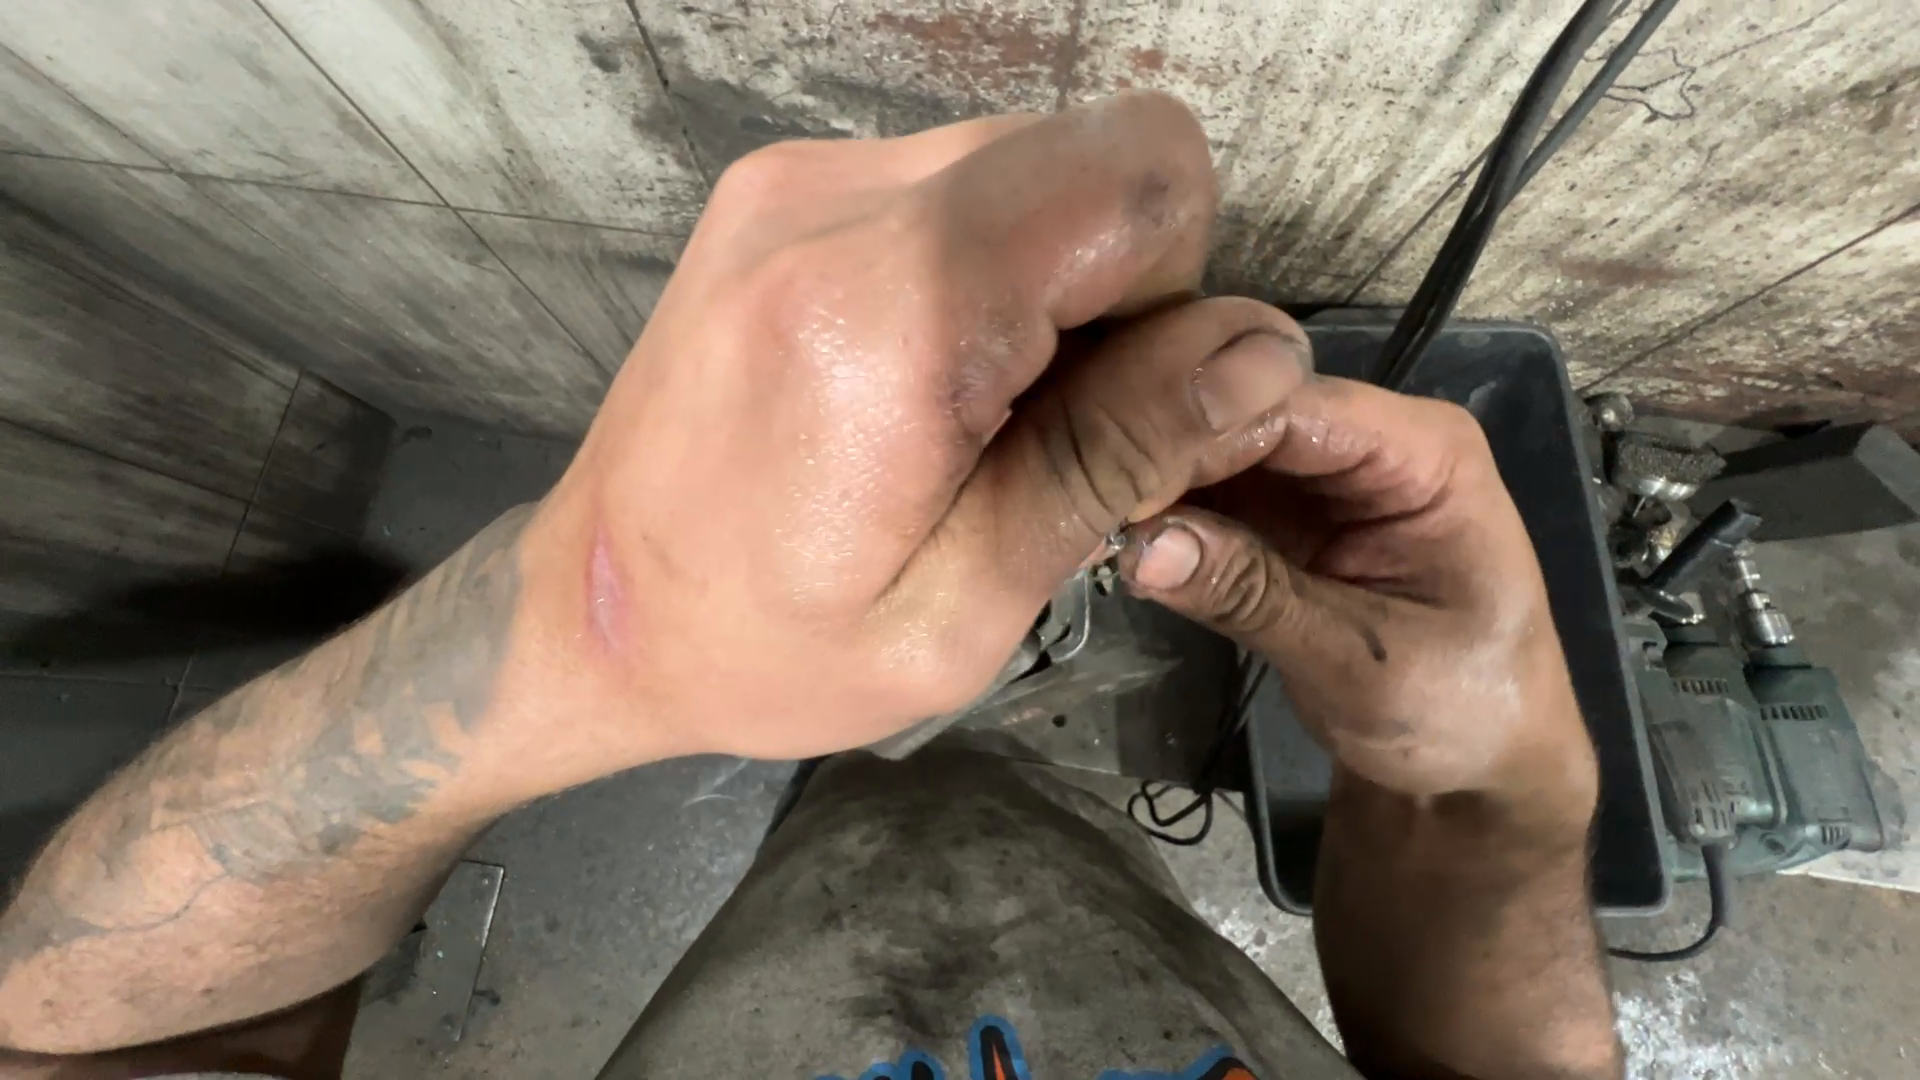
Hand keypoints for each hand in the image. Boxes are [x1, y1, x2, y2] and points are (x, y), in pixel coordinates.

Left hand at [487, 93, 1313, 784]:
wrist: (592, 616)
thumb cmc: (771, 648)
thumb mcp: (965, 603)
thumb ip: (1113, 459)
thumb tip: (1260, 355)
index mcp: (889, 310)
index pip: (1144, 174)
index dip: (1171, 297)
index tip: (1106, 411)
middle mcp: (833, 200)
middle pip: (1093, 157)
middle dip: (1113, 293)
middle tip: (1035, 430)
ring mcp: (795, 180)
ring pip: (1029, 171)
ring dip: (1045, 290)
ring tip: (969, 417)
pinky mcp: (777, 195)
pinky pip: (953, 193)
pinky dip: (979, 277)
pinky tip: (922, 380)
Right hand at [1118, 376, 1597, 817]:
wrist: (1471, 764)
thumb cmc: (1459, 713)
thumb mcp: (1359, 660)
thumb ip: (1251, 595)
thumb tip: (1138, 546)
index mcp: (1419, 451)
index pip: (1287, 402)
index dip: (1196, 424)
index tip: (1112, 467)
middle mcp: (1362, 444)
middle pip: (1241, 413)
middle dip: (1164, 450)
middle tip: (1081, 493)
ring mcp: (1313, 480)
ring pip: (1213, 453)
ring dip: (1152, 483)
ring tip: (1082, 510)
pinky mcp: (1277, 518)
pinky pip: (1206, 498)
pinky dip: (1162, 518)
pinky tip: (1110, 533)